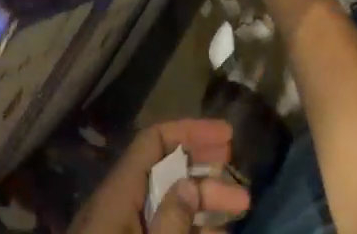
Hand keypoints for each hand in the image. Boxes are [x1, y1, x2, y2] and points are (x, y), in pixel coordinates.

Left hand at [68, 120, 250, 233]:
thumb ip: (172, 220)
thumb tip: (189, 183)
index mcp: (115, 197)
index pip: (153, 142)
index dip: (192, 132)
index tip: (229, 138)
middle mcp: (114, 208)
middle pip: (164, 173)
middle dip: (206, 177)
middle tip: (241, 191)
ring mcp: (117, 233)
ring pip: (165, 204)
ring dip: (202, 207)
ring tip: (237, 216)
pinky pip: (158, 229)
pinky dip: (187, 230)